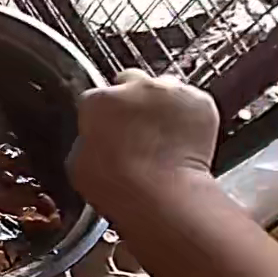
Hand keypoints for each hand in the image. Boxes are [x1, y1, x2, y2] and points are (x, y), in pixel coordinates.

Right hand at [67, 70, 220, 209]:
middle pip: (131, 82)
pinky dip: (188, 116)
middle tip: (133, 128)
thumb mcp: (77, 165)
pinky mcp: (200, 101)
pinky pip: (191, 102)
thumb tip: (94, 139)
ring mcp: (170, 91)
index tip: (104, 130)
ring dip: (160, 106)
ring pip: (163, 89)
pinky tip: (181, 139)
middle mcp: (134, 86)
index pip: (95, 99)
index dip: (100, 116)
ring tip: (161, 136)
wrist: (159, 194)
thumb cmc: (115, 185)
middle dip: (130, 100)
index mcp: (98, 100)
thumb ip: (85, 140)